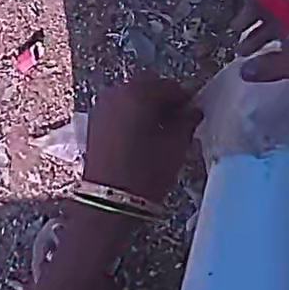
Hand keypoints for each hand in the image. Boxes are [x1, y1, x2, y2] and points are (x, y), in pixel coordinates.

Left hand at [81, 77, 201, 201]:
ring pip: (132, 95)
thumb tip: (192, 112)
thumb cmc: (144, 174)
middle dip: (164, 98)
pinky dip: (133, 113)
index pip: (169, 86)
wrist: (107, 204)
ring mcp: (102, 107)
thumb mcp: (175, 147)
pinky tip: (143, 134)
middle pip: (147, 85)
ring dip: (147, 105)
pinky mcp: (95, 122)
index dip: (185, 98)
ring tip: (162, 128)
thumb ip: (187, 122)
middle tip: (179, 117)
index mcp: (137, 95)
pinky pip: (119, 107)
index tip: (193, 111)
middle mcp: (116, 94)